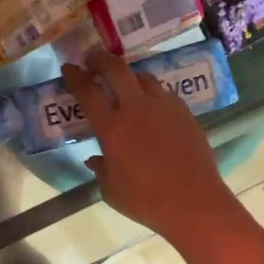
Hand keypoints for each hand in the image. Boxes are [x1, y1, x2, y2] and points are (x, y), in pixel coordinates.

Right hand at [62, 51, 240, 240]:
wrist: (194, 203)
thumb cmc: (146, 201)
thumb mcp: (111, 190)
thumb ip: (100, 169)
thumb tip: (96, 159)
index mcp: (112, 128)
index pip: (87, 91)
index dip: (75, 76)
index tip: (68, 68)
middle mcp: (136, 109)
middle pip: (116, 70)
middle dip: (100, 59)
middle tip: (92, 59)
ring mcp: (164, 108)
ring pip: (143, 77)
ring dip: (128, 74)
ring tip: (122, 81)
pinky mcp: (184, 113)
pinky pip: (163, 93)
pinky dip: (150, 92)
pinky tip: (150, 104)